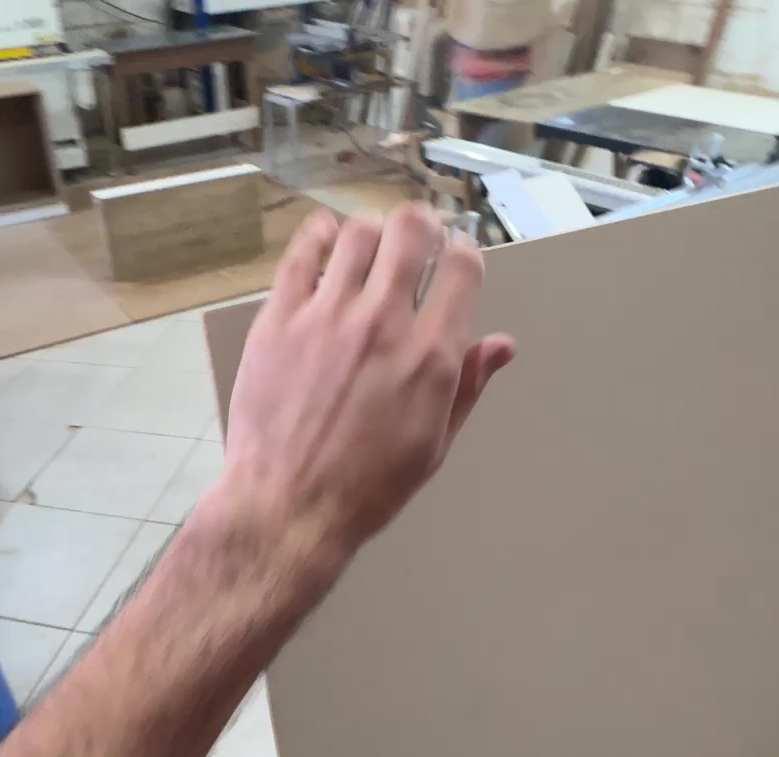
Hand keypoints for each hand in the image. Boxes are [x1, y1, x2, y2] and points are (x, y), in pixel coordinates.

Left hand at [212, 203, 515, 563]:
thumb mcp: (432, 447)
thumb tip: (500, 345)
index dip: (464, 254)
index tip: (454, 263)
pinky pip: (301, 253)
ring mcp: (326, 317)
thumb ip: (467, 387)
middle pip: (412, 230)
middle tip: (415, 246)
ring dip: (372, 234)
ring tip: (369, 255)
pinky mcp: (278, 320)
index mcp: (430, 356)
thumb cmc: (365, 488)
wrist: (288, 505)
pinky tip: (327, 246)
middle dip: (422, 228)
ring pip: (358, 232)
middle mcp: (382, 324)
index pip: (462, 266)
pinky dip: (319, 238)